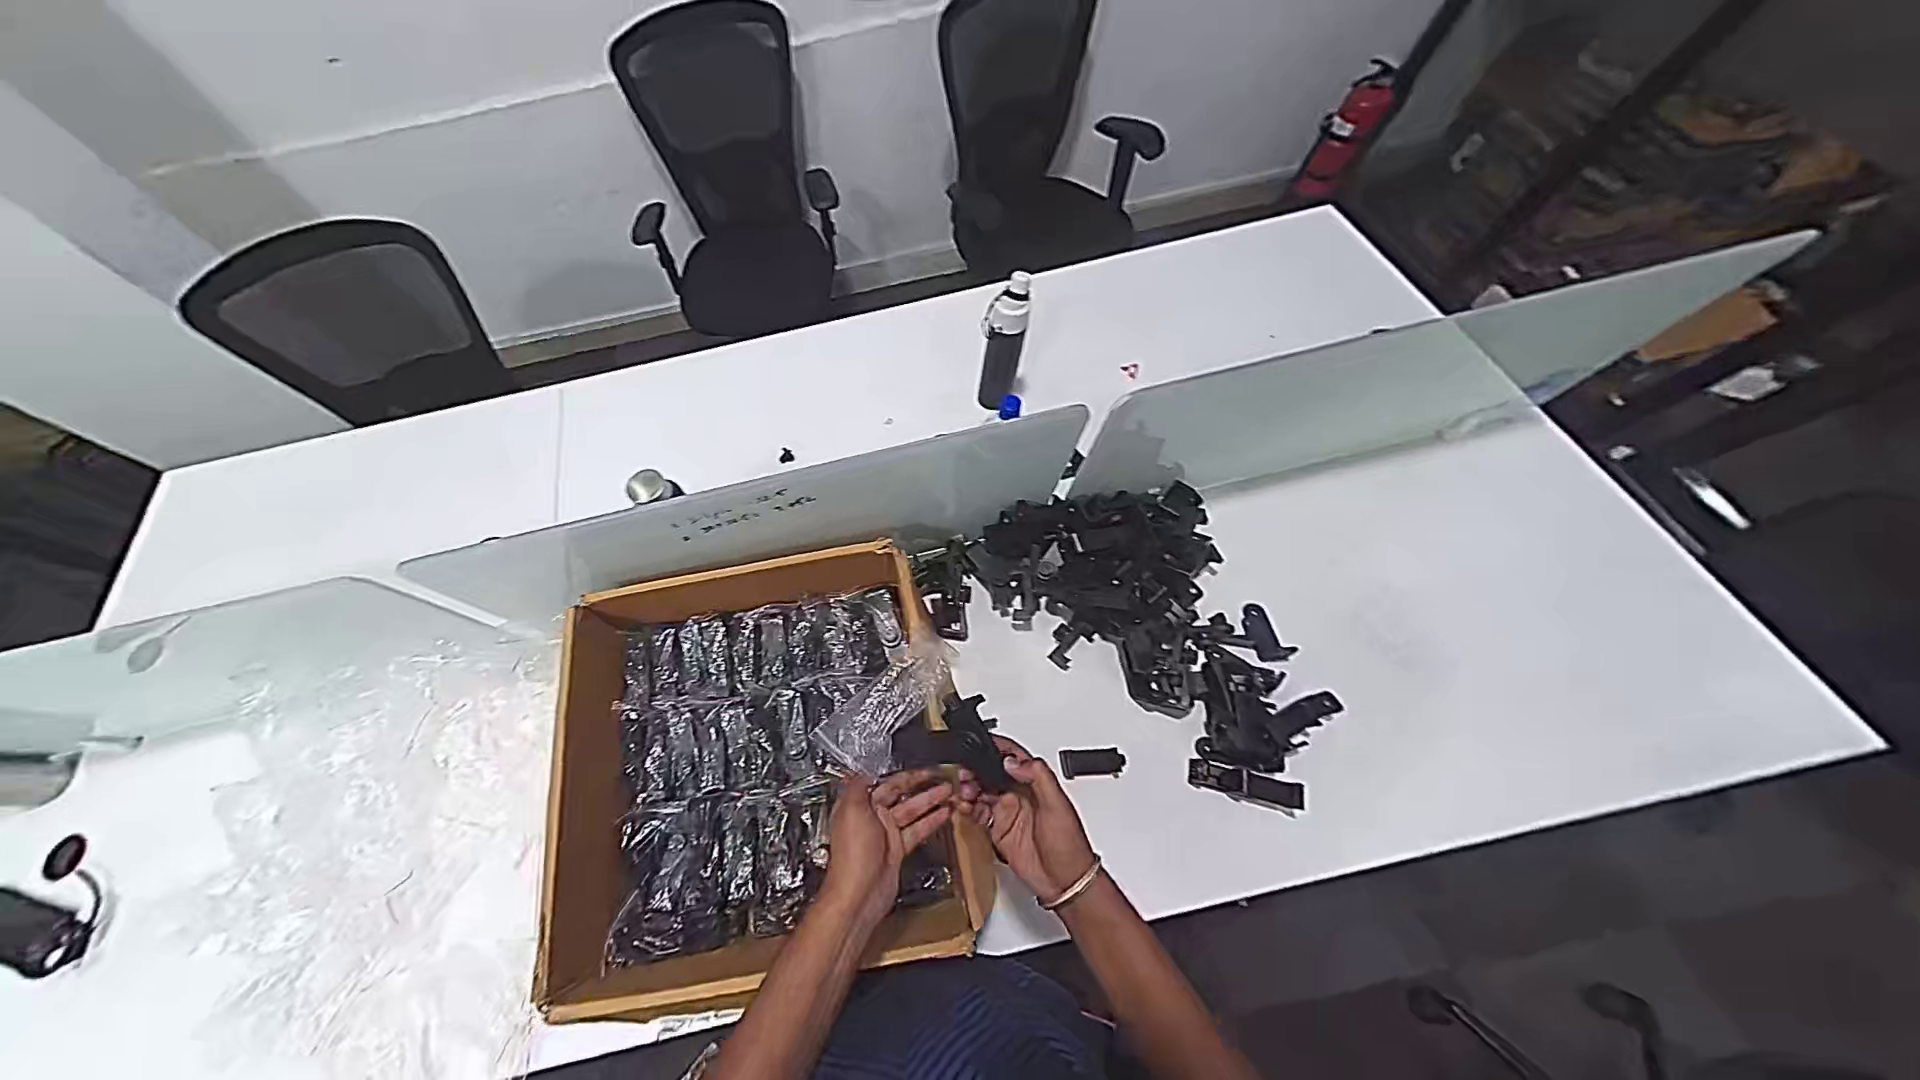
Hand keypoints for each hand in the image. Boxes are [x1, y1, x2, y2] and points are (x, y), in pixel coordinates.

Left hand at [818, 768, 952, 933]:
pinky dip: (931, 820)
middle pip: (899, 794)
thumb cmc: (851, 857)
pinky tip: (943, 813)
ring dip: (930, 799)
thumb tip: (862, 771)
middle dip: (919, 783)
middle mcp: (871, 818)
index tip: (916, 766)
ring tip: (948, 790)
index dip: (900, 773)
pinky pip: (917, 830)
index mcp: (858, 805)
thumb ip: (857, 787)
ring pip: (912, 810)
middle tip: (937, 775)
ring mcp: (885, 834)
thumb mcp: (850, 810)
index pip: (883, 781)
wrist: (858, 895)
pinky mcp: (897, 850)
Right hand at [952, 736, 1096, 903]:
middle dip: (975, 769)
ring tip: (963, 791)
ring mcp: (1009, 812)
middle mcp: (1020, 795)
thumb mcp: (1057, 805)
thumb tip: (1014, 761)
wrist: (1065, 882)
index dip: (997, 749)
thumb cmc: (1070, 845)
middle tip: (964, 772)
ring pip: (982, 791)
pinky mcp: (999, 830)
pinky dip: (968, 808)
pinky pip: (979, 814)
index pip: (1014, 758)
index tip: (980, 744)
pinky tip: (964, 807)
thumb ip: (1038, 778)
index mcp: (1036, 784)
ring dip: (969, 788)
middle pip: (992, 773)